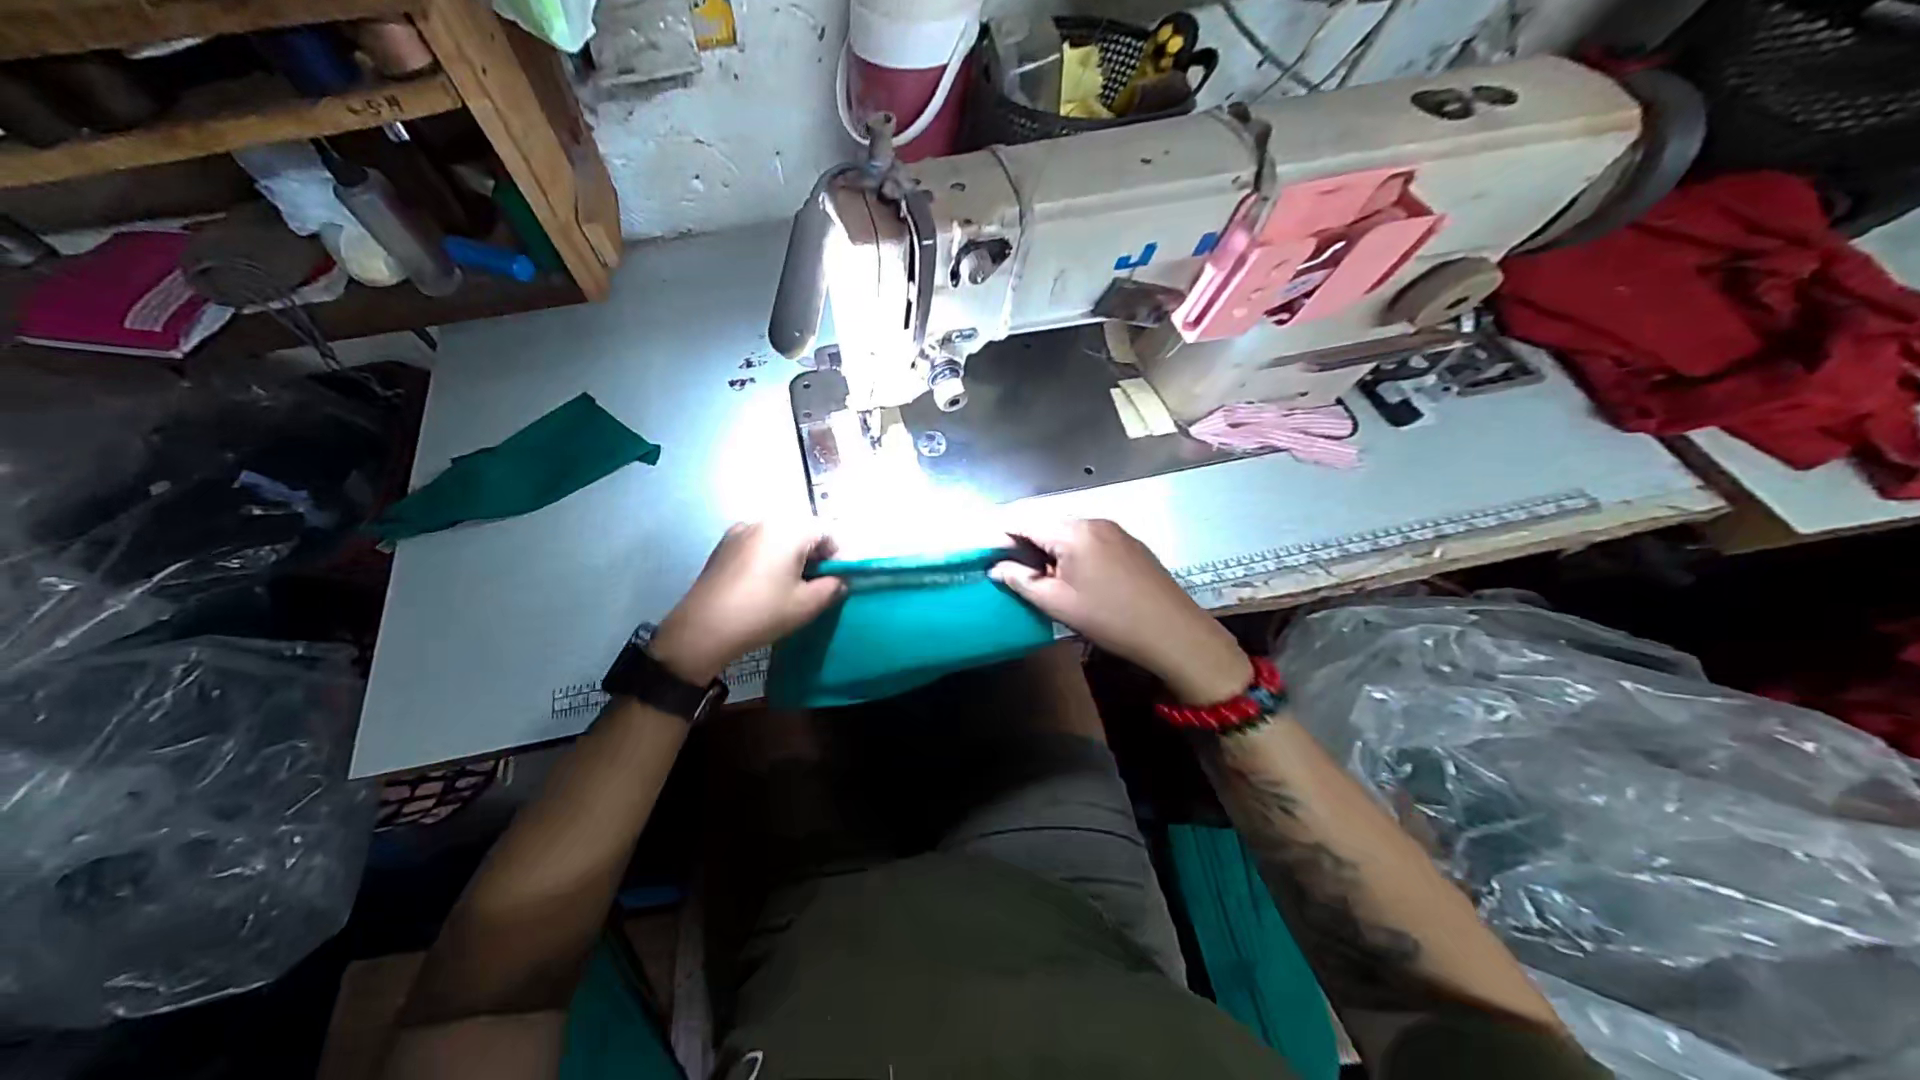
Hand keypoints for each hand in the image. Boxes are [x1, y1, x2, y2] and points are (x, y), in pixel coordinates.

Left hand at [648, 521, 844, 684]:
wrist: (703, 629)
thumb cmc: (761, 613)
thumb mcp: (807, 605)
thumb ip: (833, 587)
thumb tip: (840, 580)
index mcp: (788, 529)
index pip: (826, 531)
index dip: (837, 555)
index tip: (835, 580)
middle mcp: (764, 521)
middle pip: (801, 530)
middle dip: (814, 554)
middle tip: (814, 585)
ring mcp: (739, 531)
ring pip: (779, 536)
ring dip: (791, 555)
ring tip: (788, 586)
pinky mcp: (723, 545)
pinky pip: (757, 543)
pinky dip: (769, 557)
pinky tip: (764, 585)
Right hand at [990, 519, 1249, 704]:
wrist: (1173, 631)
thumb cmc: (1109, 618)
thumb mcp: (1057, 603)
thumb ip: (1022, 580)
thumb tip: (997, 568)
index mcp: (1073, 531)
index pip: (1024, 519)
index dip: (1001, 533)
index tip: (987, 552)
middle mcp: (1094, 521)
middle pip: (1047, 521)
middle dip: (1025, 540)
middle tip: (1012, 568)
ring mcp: (1115, 529)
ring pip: (1069, 530)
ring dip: (1049, 546)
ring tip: (1042, 576)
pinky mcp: (1129, 542)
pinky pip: (1090, 537)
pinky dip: (1072, 550)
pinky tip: (1073, 576)